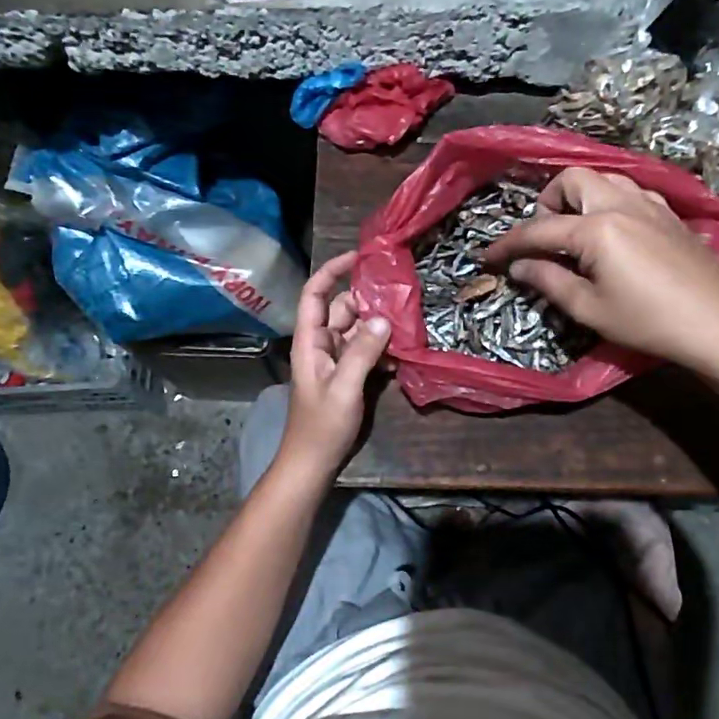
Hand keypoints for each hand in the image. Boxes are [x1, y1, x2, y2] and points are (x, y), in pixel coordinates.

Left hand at [281, 251, 390, 474]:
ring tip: (408, 321)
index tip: (359, 256)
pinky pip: (366, 351)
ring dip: (380, 326)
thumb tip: (383, 318)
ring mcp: (335, 360)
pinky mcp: (348, 375)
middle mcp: (321, 344)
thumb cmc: (321, 426)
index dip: (332, 270)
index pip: (315, 294)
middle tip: (402, 295)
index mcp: (310, 341)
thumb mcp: (344, 388)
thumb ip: (362, 352)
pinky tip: (402, 353)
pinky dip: (382, 348)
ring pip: (358, 330)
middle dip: (368, 301)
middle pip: (343, 309)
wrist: (313, 462)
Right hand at [481, 169, 718, 382]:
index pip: (538, 228)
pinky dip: (608, 201)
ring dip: (579, 197)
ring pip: (604, 179)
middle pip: (572, 179)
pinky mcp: (669, 214)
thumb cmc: (648, 321)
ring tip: (573, 230)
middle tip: (542, 236)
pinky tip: (611, 231)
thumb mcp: (588, 308)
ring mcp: (650, 204)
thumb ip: (548, 280)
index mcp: (597, 229)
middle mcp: (621, 204)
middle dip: (547, 202)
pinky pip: (629, 191)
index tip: (487, 256)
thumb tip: (519, 266)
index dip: (507, 243)